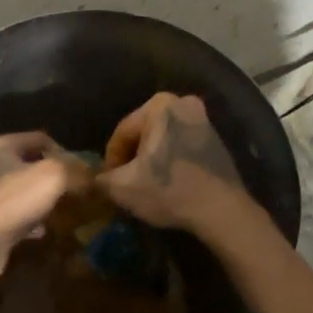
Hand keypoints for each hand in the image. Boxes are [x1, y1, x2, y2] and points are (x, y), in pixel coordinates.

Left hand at [0, 132, 81, 282]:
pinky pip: (18, 216)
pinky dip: (33, 222)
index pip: (41, 138)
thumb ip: (75, 170)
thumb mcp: (52, 176)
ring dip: (46, 200)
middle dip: (57, 177)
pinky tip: (46, 231)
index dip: (65, 151)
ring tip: (66, 211)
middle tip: (78, 191)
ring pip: (26, 192)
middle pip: (33, 165)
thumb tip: (92, 174)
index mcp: (2, 146)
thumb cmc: (12, 200)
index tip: (82, 170)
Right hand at [97, 93, 248, 232]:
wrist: (221, 209)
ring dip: (151, 161)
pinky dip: (171, 162)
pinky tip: (167, 185)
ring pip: (163, 141)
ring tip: (144, 187)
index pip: (122, 132)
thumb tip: (91, 180)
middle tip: (124, 184)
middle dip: (132, 158)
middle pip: (143, 134)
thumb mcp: (122, 188)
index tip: (108, 183)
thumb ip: (100, 179)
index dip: (110, 159)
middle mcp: (184, 103)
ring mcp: (204, 120)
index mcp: (160, 105)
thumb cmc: (169, 190)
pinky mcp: (216, 140)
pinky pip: (182, 148)